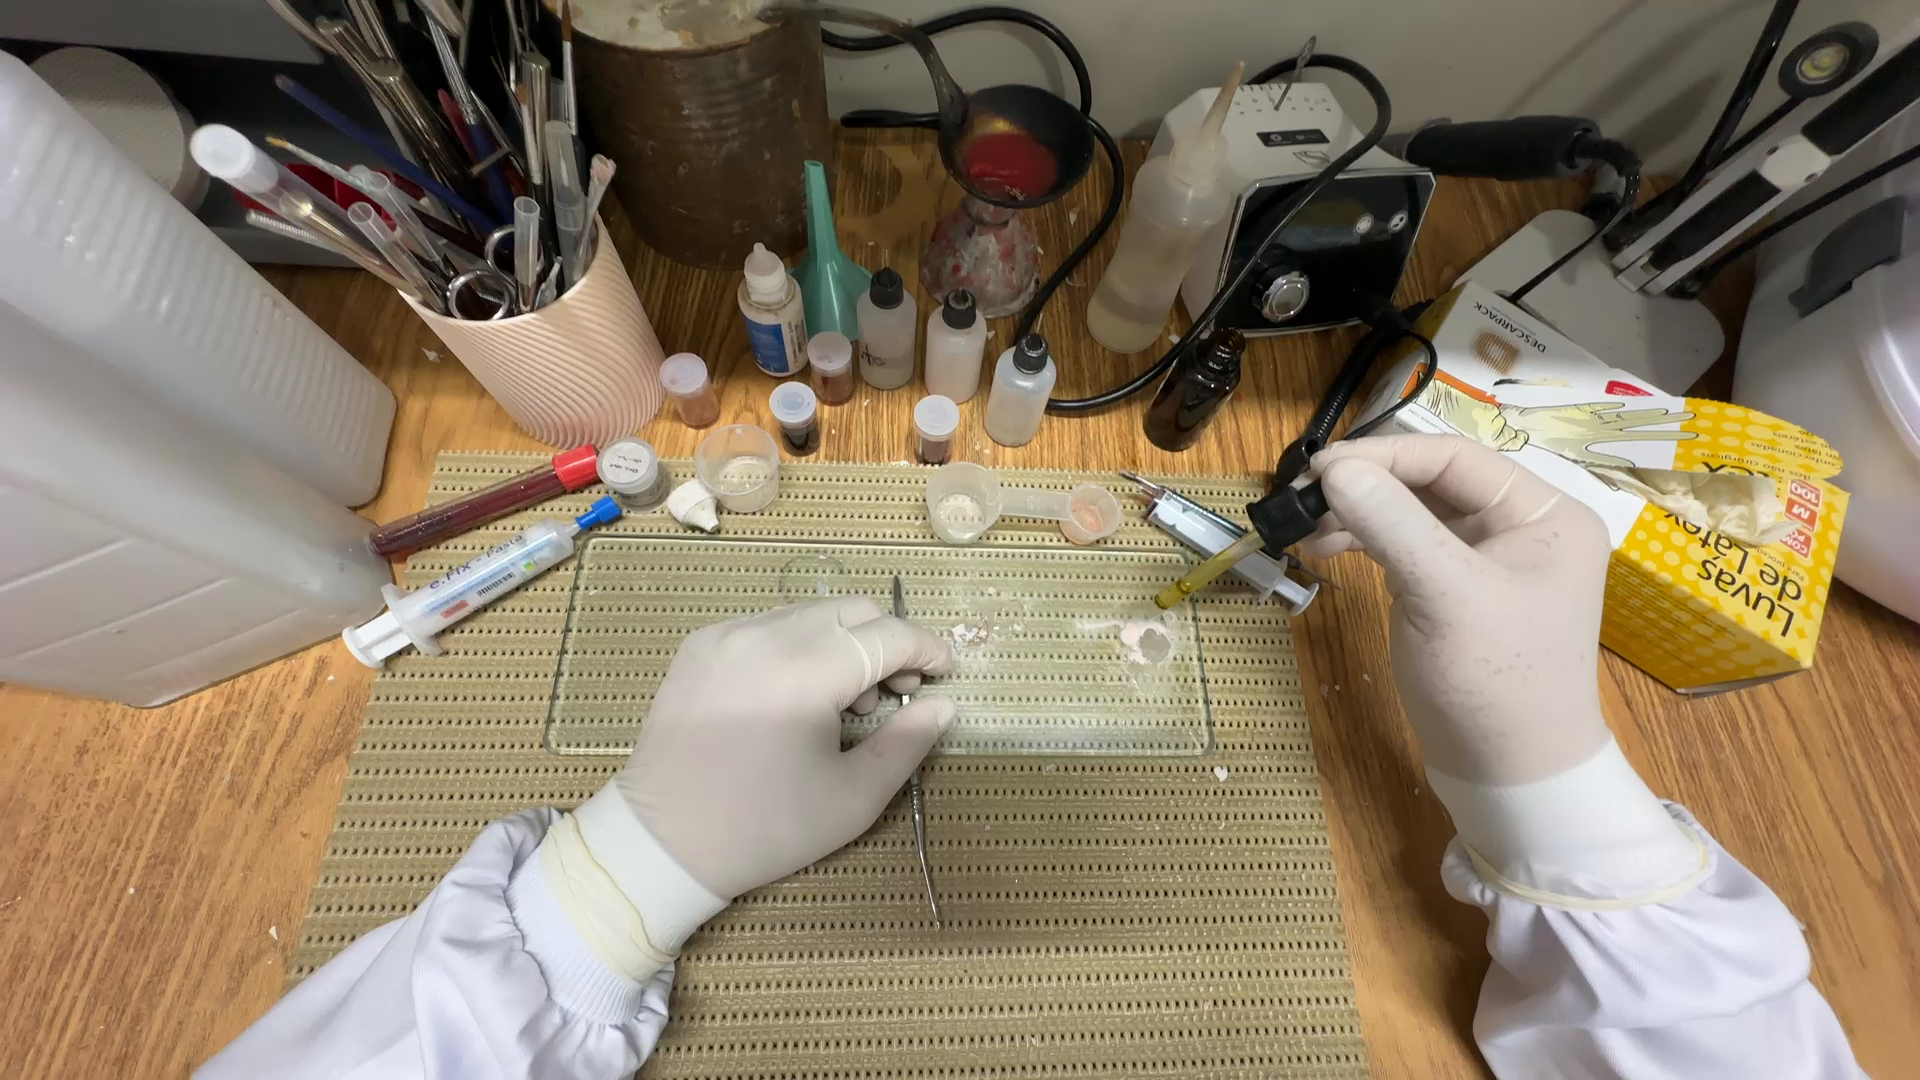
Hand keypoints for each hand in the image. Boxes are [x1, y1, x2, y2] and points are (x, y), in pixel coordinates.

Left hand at [613, 597, 955, 898]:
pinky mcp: (703, 641)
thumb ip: (907, 743)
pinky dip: (804, 644)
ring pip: (815, 610)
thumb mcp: (851, 799)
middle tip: (895, 692)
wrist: (657, 845)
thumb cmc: (762, 829)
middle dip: (889, 641)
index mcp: (803, 672)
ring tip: (845, 701)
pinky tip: (798, 692)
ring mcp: (728, 632)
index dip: (927, 649)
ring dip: (848, 642)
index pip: (887, 635)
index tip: (945, 672)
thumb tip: (944, 704)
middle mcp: (764, 635)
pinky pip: (774, 622)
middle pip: (854, 609)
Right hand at [1301, 434, 1612, 783]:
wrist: (1506, 769)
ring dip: (1355, 514)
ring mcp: (1476, 557)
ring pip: (1405, 512)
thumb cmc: (1493, 678)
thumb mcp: (1443, 594)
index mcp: (1541, 513)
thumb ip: (1391, 524)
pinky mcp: (1444, 585)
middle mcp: (1513, 525)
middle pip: (1426, 482)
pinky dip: (1359, 541)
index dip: (1383, 457)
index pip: (1453, 459)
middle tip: (1303, 497)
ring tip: (1305, 528)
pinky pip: (1397, 543)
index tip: (1318, 470)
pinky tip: (1323, 549)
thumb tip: (1333, 470)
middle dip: (1363, 486)